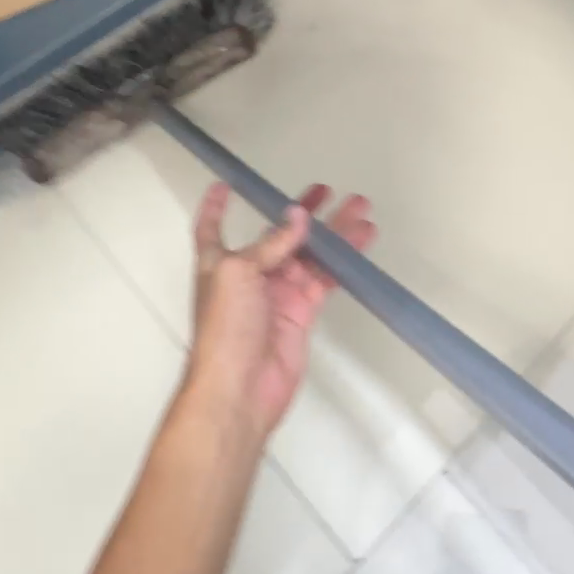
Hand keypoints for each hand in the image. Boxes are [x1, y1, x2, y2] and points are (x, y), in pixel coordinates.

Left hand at [184, 182, 375, 439]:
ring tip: (360, 209)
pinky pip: (324, 278)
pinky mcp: (302, 312)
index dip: (216, 208)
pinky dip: (342, 261)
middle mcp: (249, 276)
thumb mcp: (238, 273)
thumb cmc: (225, 327)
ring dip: (333, 233)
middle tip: (327, 190)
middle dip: (302, 213)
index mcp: (220, 263)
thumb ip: (271, 243)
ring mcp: (277, 294)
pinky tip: (361, 243)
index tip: (224, 185)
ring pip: (309, 254)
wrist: (240, 388)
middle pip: (277, 236)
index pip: (212, 229)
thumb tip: (298, 215)